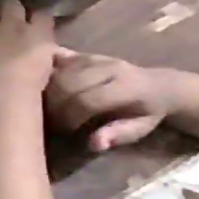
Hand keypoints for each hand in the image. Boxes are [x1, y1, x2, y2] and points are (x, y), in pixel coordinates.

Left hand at [0, 0, 57, 96]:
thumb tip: (59, 51)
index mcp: (37, 32)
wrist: (7, 90)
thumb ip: (53, 52)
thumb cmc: (34, 83)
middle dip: (8, 6)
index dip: (38, 15)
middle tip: (5, 14)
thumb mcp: (51, 64)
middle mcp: (11, 25)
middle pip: (11, 4)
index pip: (42, 13)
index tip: (36, 19)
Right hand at [46, 50, 175, 151]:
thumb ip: (118, 135)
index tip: (64, 129)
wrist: (159, 85)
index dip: (69, 117)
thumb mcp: (140, 128)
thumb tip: (94, 144)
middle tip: (49, 119)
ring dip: (45, 89)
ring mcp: (95, 57)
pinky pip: (57, 58)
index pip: (86, 100)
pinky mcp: (84, 53)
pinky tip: (38, 82)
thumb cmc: (147, 112)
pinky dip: (44, 70)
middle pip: (67, 83)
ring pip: (59, 70)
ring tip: (43, 105)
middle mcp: (110, 67)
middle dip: (52, 104)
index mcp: (127, 87)